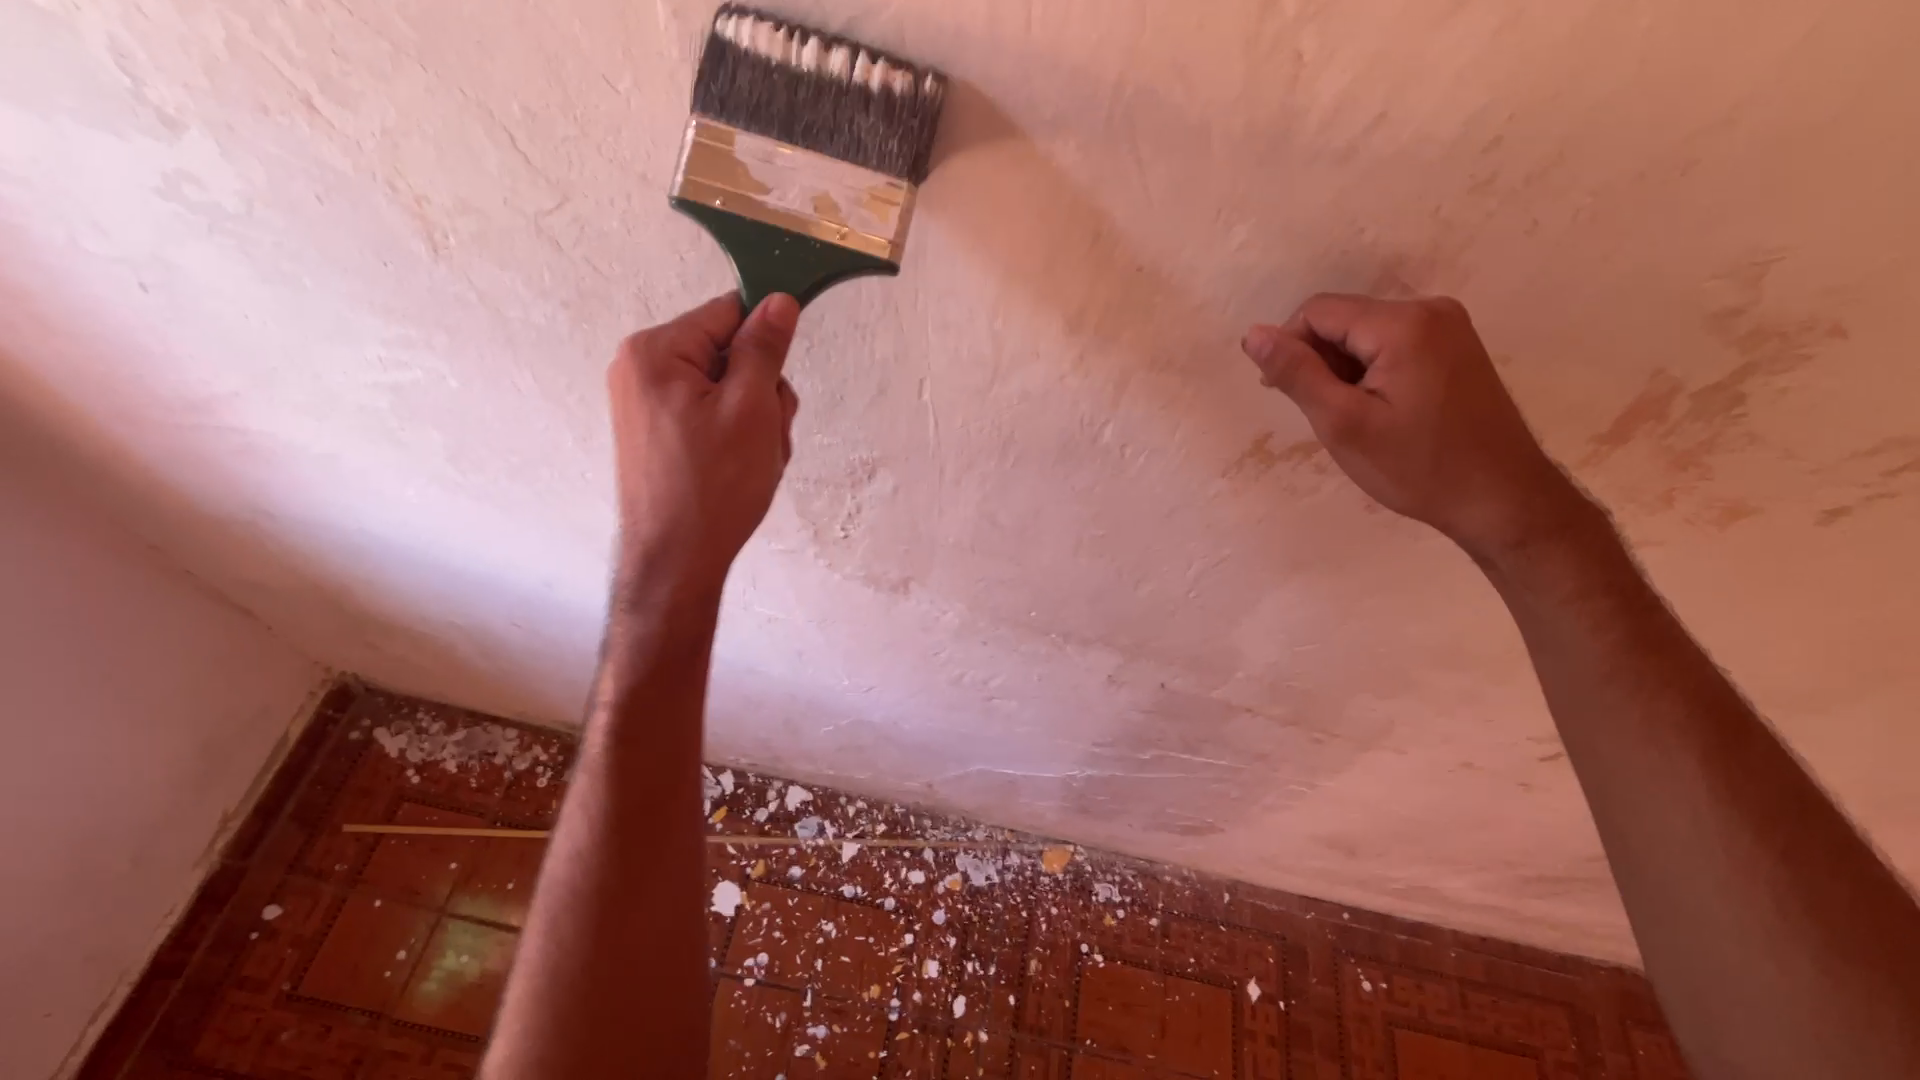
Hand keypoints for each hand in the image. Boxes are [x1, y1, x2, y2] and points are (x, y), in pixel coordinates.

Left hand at [606, 293, 799, 595]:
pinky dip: (736, 438)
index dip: (766, 343)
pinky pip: (711, 417)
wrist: (676, 561)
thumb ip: (764, 348)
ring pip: (728, 389)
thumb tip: (779, 301)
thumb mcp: (752, 408)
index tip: (779, 382)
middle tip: (763, 437)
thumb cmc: (713, 487)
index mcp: (655, 351)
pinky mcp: (659, 435)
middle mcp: (642, 370)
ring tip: (752, 461)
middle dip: (762, 392)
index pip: (730, 313)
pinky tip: (739, 470)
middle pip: (730, 353)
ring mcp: (647, 405)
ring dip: (755, 421)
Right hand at [1241, 293, 1586, 558]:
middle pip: (1343, 319)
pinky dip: (1370, 372)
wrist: (1502, 498)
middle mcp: (1430, 310)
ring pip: (1365, 333)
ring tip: (1355, 419)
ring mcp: (1448, 327)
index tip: (1287, 396)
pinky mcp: (1456, 347)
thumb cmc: (1417, 467)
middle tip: (1325, 416)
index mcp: (1403, 323)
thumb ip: (1296, 373)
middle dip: (1319, 361)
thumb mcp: (1343, 424)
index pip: (1317, 311)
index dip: (1290, 348)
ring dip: (1343, 370)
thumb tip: (1253, 333)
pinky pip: (1392, 344)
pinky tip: (1379, 411)